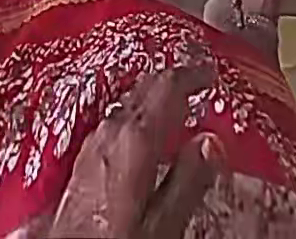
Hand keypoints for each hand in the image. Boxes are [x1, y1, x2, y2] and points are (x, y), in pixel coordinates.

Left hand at [20, 63, 224, 238]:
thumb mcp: (164, 223)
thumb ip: (190, 179)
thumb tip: (211, 144)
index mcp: (136, 138)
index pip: (168, 86)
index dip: (192, 75)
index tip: (209, 73)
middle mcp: (112, 132)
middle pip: (147, 87)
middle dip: (173, 80)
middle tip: (196, 81)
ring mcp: (95, 143)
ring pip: (132, 102)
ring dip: (154, 97)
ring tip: (176, 102)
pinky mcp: (84, 158)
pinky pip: (118, 121)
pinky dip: (138, 115)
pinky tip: (144, 131)